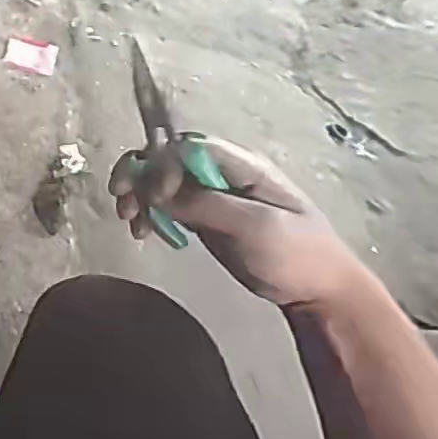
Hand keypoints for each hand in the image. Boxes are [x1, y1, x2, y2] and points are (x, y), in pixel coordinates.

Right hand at [109, 135, 369, 306]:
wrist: (317, 290)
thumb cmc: (296, 255)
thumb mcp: (257, 228)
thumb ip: (207, 205)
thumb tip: (158, 192)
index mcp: (241, 166)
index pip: (188, 147)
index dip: (163, 164)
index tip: (155, 196)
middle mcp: (221, 174)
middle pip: (167, 159)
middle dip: (139, 175)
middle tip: (120, 199)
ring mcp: (210, 196)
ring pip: (160, 183)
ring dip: (138, 196)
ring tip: (129, 222)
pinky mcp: (203, 218)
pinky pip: (165, 207)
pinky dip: (148, 215)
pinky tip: (141, 232)